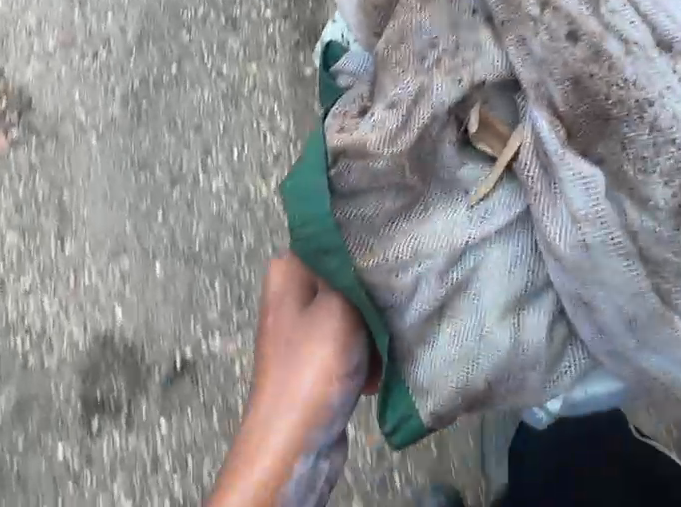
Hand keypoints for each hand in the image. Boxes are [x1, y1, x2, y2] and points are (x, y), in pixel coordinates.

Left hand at [206, 254, 376, 506]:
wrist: (295, 443)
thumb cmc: (313, 368)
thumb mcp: (339, 304)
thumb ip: (354, 268)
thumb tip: (366, 239)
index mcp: (288, 268)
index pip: (334, 236)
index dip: (364, 245)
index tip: (392, 255)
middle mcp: (291, 292)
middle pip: (347, 276)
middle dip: (372, 295)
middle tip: (391, 308)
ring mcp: (304, 328)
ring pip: (355, 311)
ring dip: (374, 330)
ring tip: (383, 345)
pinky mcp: (318, 359)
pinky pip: (352, 343)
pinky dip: (367, 356)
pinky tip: (375, 371)